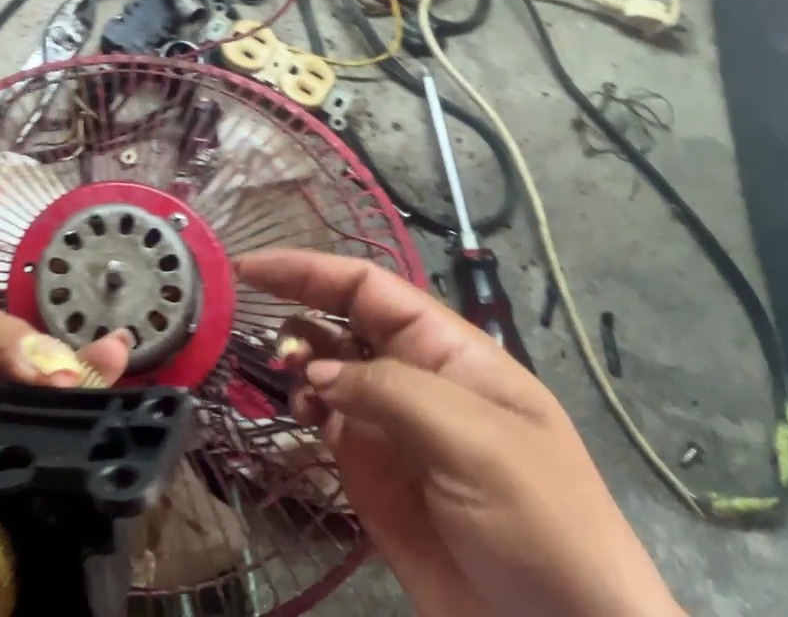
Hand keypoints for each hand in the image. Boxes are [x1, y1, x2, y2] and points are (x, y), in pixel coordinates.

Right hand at [241, 249, 683, 616]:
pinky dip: (301, 405)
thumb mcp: (476, 441)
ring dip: (296, 361)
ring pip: (324, 366)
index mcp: (448, 350)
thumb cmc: (539, 520)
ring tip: (285, 380)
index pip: (368, 288)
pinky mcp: (368, 466)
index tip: (248, 267)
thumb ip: (389, 390)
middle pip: (339, 318)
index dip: (308, 269)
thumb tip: (313, 370)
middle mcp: (412, 374)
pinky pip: (323, 417)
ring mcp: (388, 421)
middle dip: (295, 311)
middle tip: (263, 339)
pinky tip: (301, 416)